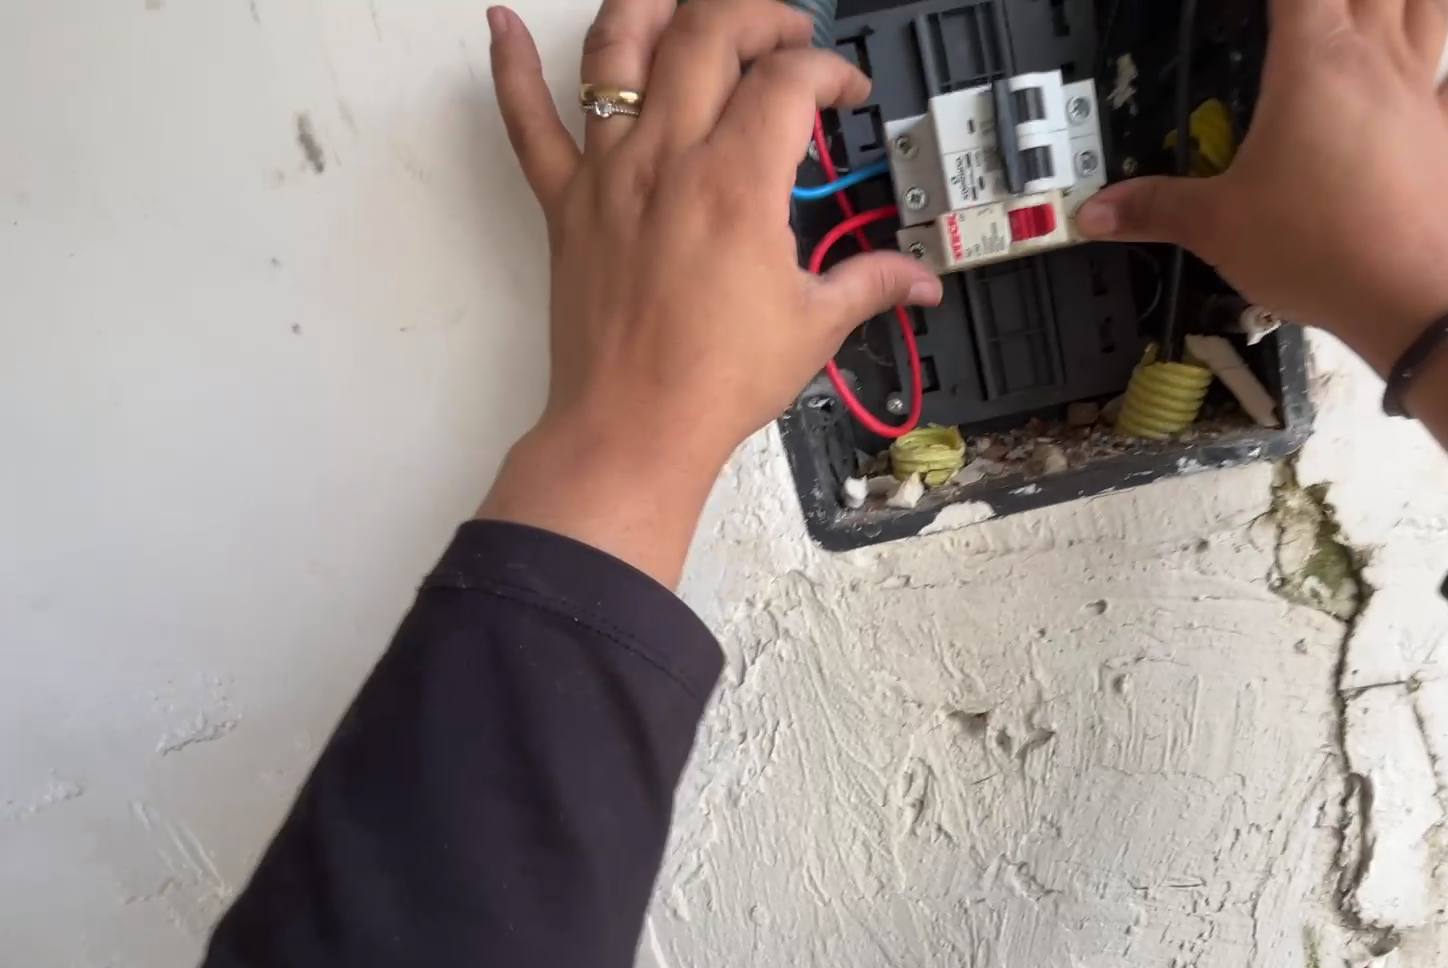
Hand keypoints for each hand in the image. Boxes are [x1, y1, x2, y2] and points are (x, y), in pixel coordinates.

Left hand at [477, 0, 942, 585]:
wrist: (638, 426)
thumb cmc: (721, 380)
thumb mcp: (815, 328)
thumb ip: (873, 286)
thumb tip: (922, 282)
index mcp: (737, 186)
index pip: (788, 83)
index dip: (829, 70)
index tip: (847, 90)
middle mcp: (668, 159)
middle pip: (706, 34)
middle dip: (755, 14)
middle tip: (785, 30)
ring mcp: (608, 174)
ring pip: (615, 49)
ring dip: (651, 6)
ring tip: (681, 2)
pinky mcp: (565, 205)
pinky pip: (525, 119)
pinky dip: (510, 68)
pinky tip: (506, 27)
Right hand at [1077, 0, 1447, 368]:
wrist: (1409, 293)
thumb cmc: (1313, 246)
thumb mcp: (1216, 228)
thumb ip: (1154, 210)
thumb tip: (1092, 214)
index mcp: (1311, 62)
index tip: (1245, 3)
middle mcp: (1370, 59)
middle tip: (1314, 2)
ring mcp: (1414, 94)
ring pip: (1421, 6)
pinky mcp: (1442, 138)